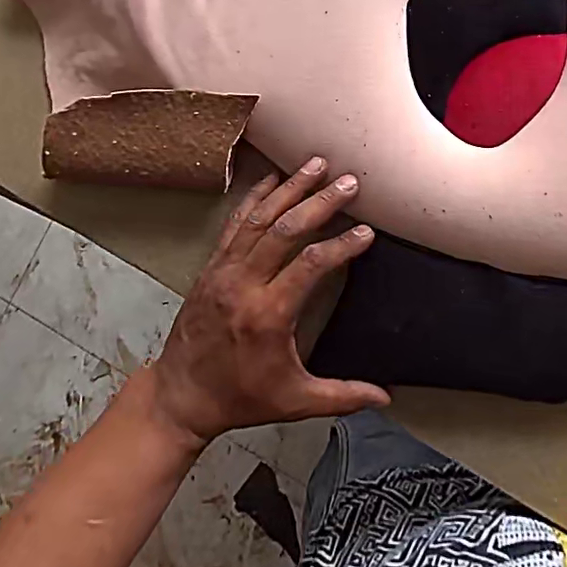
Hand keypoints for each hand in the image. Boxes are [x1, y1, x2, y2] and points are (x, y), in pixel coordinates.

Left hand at [143, 158, 390, 446]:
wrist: (180, 395)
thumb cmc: (240, 398)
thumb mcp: (295, 402)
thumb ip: (343, 395)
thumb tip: (386, 398)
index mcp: (268, 315)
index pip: (311, 265)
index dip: (342, 245)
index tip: (366, 230)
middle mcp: (244, 284)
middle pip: (286, 229)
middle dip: (320, 201)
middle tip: (349, 182)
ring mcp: (224, 271)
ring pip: (260, 218)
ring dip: (290, 188)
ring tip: (316, 164)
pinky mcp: (212, 266)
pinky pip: (235, 224)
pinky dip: (254, 198)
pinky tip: (272, 179)